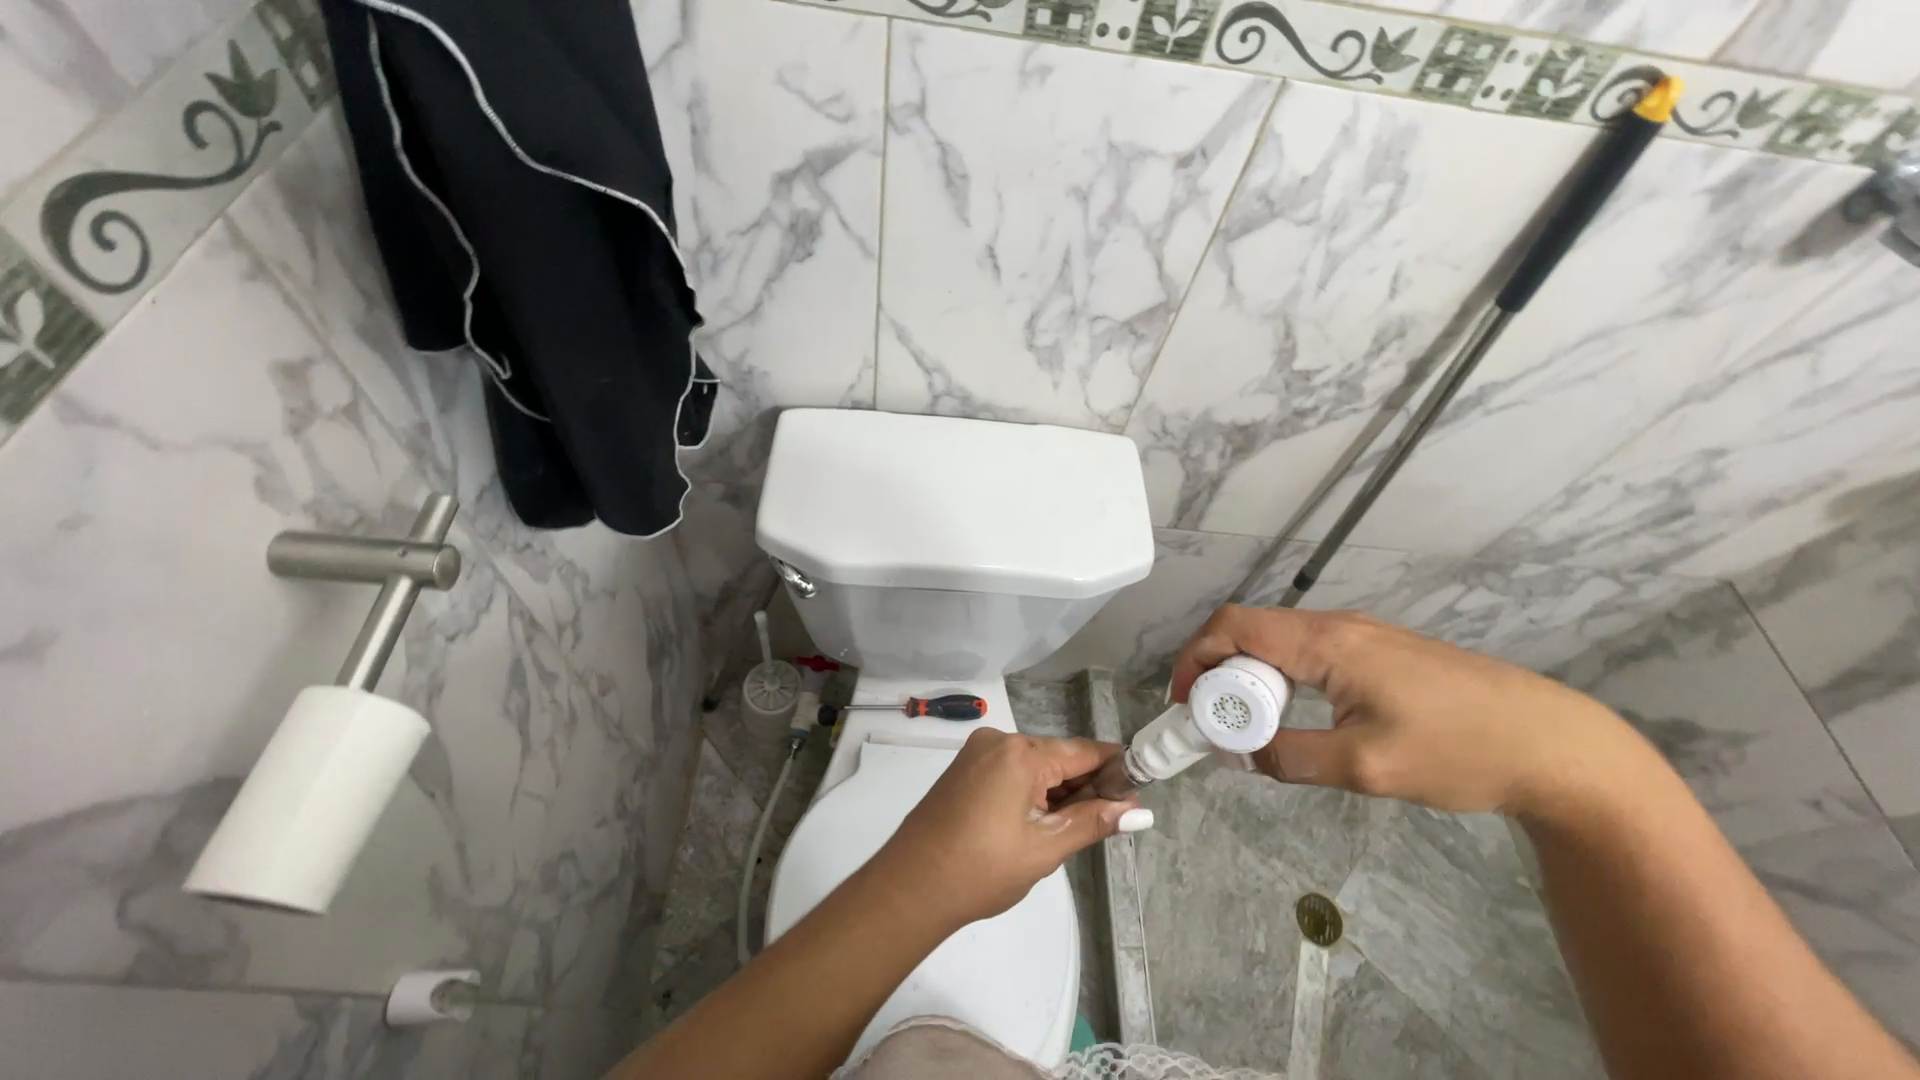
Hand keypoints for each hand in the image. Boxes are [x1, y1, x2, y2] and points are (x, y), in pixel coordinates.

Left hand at [867, 729, 1137, 929]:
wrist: (909, 887)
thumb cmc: (981, 869)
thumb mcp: (1045, 848)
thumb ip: (1093, 822)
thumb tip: (1138, 810)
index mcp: (1020, 753)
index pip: (1084, 751)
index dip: (1115, 770)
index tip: (1139, 793)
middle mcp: (998, 741)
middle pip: (1058, 757)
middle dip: (1085, 786)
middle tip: (1109, 822)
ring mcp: (977, 754)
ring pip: (1034, 766)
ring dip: (1057, 792)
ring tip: (1072, 831)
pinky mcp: (964, 770)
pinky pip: (1011, 771)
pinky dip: (1030, 792)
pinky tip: (1038, 823)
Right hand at [1171, 605, 1654, 817]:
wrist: (1554, 744)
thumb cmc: (1459, 750)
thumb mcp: (1365, 767)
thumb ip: (1290, 758)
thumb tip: (1239, 755)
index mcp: (1328, 642)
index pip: (1233, 627)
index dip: (1194, 659)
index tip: (1184, 706)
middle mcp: (1338, 627)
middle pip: (1249, 631)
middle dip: (1218, 674)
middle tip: (1216, 726)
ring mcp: (1362, 636)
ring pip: (1278, 643)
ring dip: (1251, 680)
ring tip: (1251, 729)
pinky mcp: (1380, 653)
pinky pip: (1308, 655)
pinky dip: (1282, 682)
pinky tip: (1297, 720)